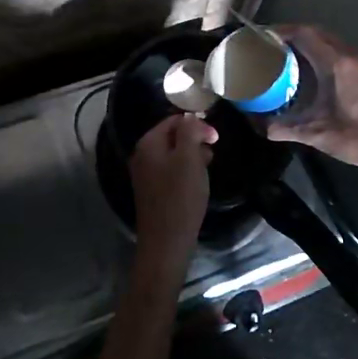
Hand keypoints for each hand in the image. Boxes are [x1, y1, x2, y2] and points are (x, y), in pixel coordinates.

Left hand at [129, 114, 217, 256]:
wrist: (166, 241)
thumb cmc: (180, 197)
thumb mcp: (189, 159)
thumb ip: (190, 132)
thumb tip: (191, 117)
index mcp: (148, 143)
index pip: (174, 120)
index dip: (197, 125)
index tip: (215, 139)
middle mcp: (142, 154)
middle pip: (173, 136)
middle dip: (195, 141)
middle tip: (211, 155)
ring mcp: (145, 173)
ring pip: (173, 154)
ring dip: (192, 157)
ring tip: (206, 171)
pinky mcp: (152, 190)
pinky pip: (170, 170)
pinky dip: (186, 172)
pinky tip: (196, 184)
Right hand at [268, 25, 357, 179]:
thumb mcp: (319, 136)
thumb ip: (287, 129)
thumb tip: (264, 128)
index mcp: (337, 64)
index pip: (305, 34)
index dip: (282, 31)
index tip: (263, 36)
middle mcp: (353, 57)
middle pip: (319, 34)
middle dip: (295, 36)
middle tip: (273, 47)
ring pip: (334, 45)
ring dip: (313, 46)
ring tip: (292, 60)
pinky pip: (345, 56)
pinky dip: (327, 57)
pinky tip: (319, 76)